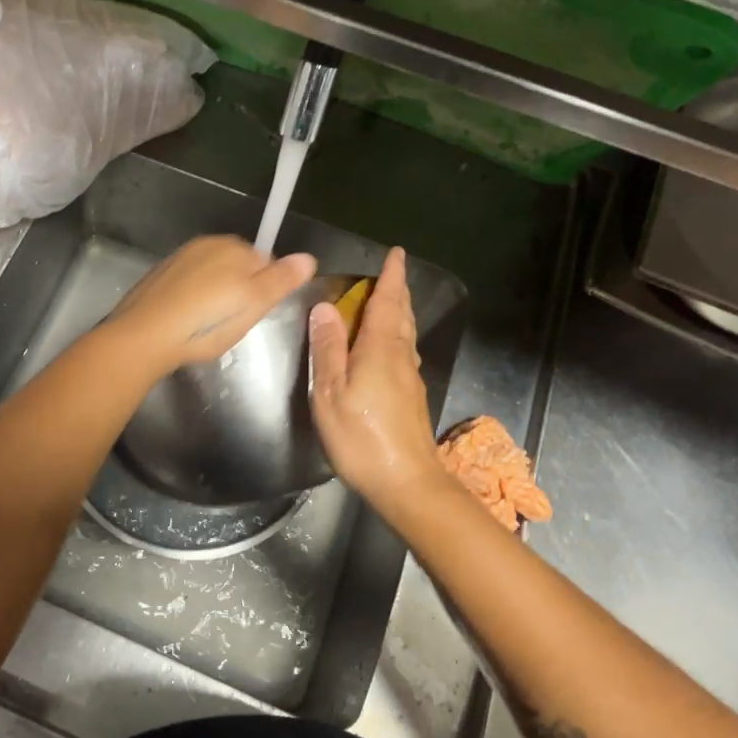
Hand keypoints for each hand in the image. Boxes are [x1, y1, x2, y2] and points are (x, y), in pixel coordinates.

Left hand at [106, 236, 316, 373]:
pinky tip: (188, 322)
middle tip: (233, 322)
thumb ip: (282, 279)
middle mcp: (205, 244)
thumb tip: (309, 257)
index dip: (265, 289)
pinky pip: (188, 285)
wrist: (143, 336)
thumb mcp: (253, 304)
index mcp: (233, 246)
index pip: (265, 261)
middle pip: (237, 266)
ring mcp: (179, 258)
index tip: (255, 314)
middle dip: (240, 290)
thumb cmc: (207, 323)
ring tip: (209, 325)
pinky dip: (192, 300)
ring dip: (215, 295)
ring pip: (212, 276)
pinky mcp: (159, 277)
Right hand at [308, 247, 444, 503]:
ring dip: (398, 313)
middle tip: (390, 274)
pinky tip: (388, 348)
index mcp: (380, 349)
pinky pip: (404, 352)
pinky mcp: (412, 397)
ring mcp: (411, 378)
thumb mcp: (332, 393)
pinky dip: (397, 336)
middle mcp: (401, 357)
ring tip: (388, 303)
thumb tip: (326, 307)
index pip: (387, 302)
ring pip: (406, 334)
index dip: (391, 277)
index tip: (395, 254)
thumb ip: (328, 349)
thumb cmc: (362, 438)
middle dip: (396, 291)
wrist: (407, 483)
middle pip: (401, 315)